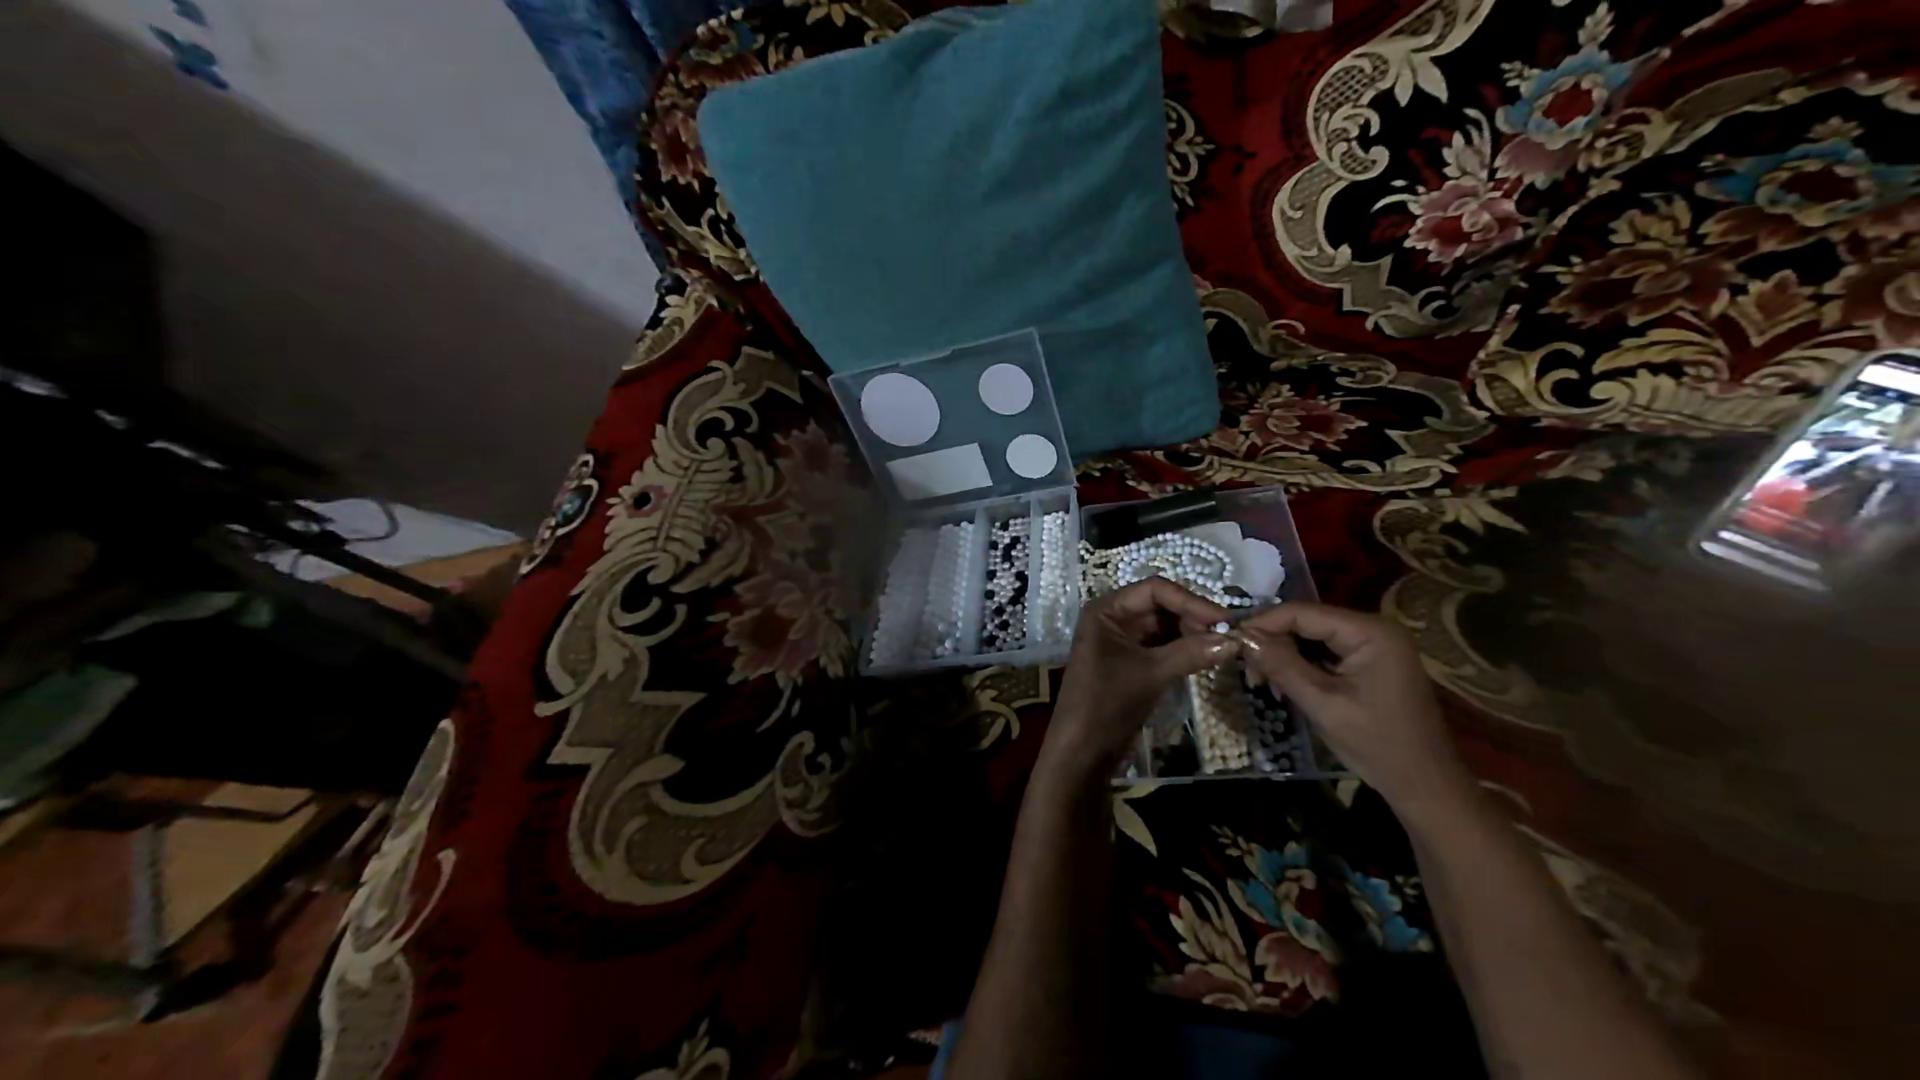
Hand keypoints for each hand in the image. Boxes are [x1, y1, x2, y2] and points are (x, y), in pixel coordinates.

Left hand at [1042, 578, 1237, 783]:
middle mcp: (1113, 618)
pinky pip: (1162, 645)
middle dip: (1193, 618)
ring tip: (1221, 647)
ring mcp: (1122, 640)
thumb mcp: (1151, 674)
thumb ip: (1191, 652)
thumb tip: (1235, 640)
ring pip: (1164, 626)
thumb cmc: (1107, 704)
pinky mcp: (1131, 661)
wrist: (1082, 751)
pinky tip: (1206, 656)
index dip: (1191, 601)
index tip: (1225, 621)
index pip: (1155, 589)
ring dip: (1191, 633)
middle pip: (1161, 605)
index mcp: (1106, 610)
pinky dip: (1184, 648)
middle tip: (1226, 638)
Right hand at [1235, 602, 1470, 813]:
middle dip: (1272, 640)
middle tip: (1245, 668)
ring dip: (1284, 653)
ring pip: (1312, 636)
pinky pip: (1325, 651)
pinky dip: (1301, 663)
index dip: (1263, 623)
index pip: (1302, 612)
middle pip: (1307, 621)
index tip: (1232, 642)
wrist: (1424, 783)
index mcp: (1370, 632)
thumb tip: (1241, 638)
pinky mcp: (1370, 661)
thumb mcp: (1322, 704)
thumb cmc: (1377, 744)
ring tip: (1260, 678)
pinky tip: (1283, 681)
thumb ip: (1282, 666)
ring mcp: (1374, 644)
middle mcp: (1373, 628)